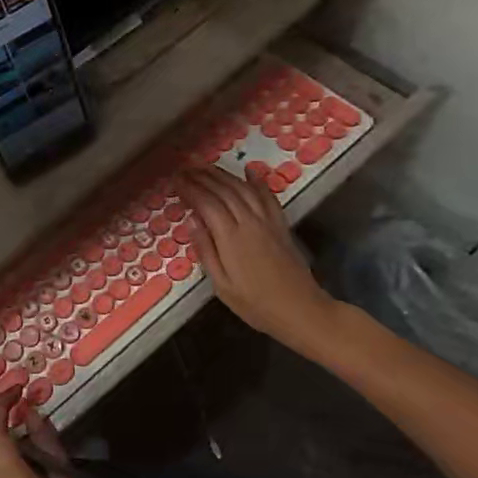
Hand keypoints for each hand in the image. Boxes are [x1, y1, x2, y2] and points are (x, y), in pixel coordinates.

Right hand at [173, 165, 341, 347]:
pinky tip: (249, 171)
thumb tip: (192, 222)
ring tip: (206, 166)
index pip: (207, 204)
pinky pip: (269, 198)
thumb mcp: (221, 285)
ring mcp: (269, 223)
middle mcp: (250, 224)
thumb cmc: (255, 304)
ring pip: (244, 190)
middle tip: (185, 168)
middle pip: (225, 191)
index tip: (175, 180)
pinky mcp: (282, 227)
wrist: (302, 311)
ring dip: (224, 175)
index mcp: (231, 238)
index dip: (190, 189)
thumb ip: (206, 251)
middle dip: (203, 177)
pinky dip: (258, 182)